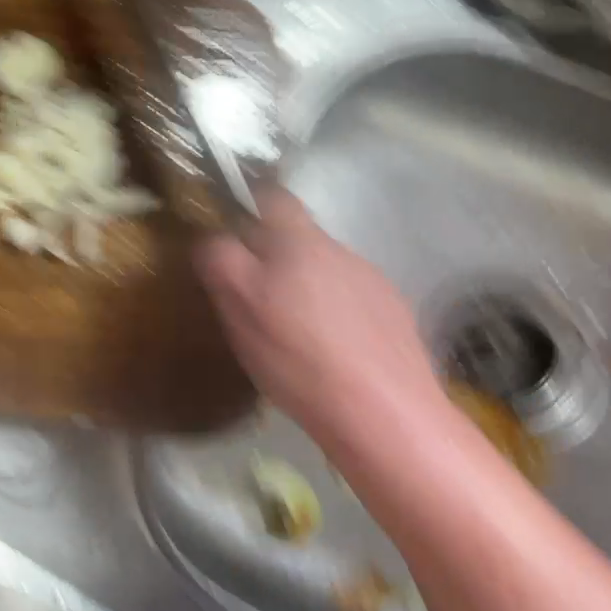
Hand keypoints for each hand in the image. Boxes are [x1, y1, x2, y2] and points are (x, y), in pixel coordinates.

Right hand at [196, 189, 446, 443]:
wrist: (384, 414)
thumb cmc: (296, 353)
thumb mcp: (236, 304)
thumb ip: (220, 259)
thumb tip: (213, 235)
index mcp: (299, 242)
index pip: (273, 197)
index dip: (248, 199)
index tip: (227, 219)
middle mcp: (342, 252)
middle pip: (298, 239)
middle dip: (270, 256)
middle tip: (246, 291)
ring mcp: (376, 285)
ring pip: (324, 272)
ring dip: (301, 287)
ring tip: (285, 329)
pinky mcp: (396, 319)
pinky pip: (350, 303)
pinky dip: (331, 316)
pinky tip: (322, 351)